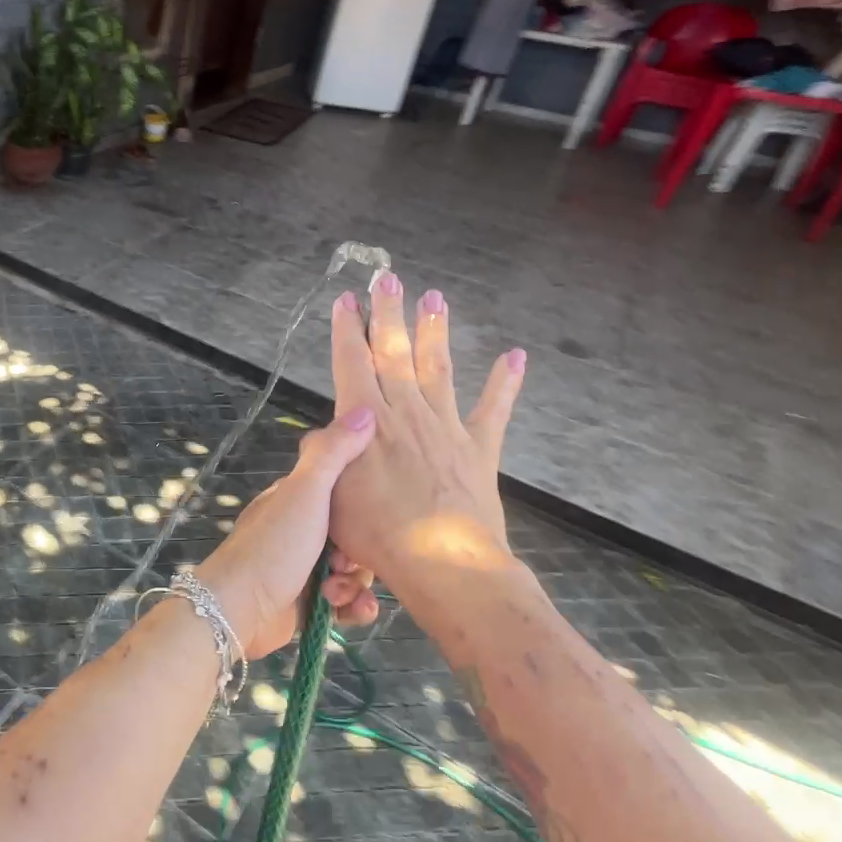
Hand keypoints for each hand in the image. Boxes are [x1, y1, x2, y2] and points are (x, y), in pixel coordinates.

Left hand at [194, 407, 378, 659]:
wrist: (239, 609)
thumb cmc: (273, 546)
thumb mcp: (305, 493)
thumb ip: (333, 453)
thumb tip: (365, 410)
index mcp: (298, 500)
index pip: (346, 494)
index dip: (364, 507)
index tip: (370, 519)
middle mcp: (301, 530)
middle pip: (357, 538)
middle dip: (361, 556)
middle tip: (343, 564)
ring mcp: (304, 567)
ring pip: (355, 573)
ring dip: (355, 586)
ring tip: (335, 592)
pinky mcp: (308, 603)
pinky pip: (347, 604)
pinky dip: (352, 608)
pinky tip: (345, 611)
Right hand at [327, 275, 526, 590]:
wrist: (444, 563)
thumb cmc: (377, 533)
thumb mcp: (330, 495)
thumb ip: (327, 455)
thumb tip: (328, 431)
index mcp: (365, 421)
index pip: (352, 362)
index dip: (348, 329)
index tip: (347, 299)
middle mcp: (405, 413)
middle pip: (394, 353)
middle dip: (389, 313)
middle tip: (388, 279)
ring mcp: (446, 428)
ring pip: (438, 368)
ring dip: (435, 332)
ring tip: (435, 298)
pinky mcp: (478, 449)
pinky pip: (494, 409)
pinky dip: (505, 382)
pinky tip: (514, 355)